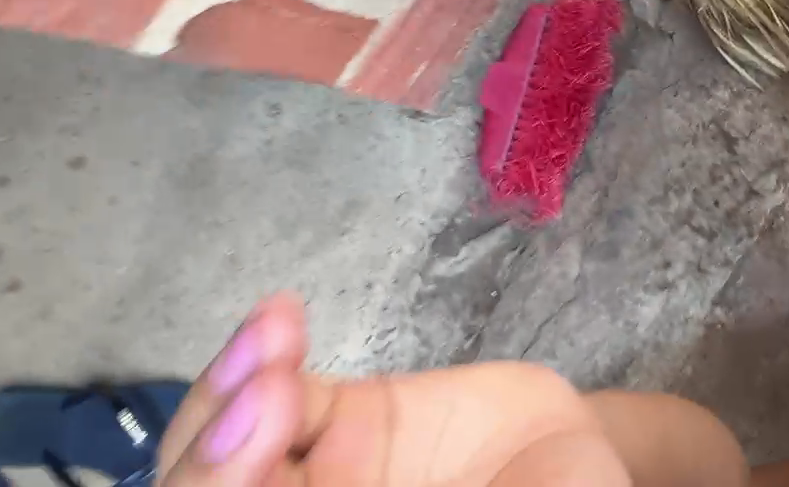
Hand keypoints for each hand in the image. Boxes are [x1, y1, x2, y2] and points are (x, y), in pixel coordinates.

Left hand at [158, 293, 627, 486]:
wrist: (570, 455)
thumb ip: (469, 483)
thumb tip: (368, 460)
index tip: (270, 471)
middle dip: (218, 470)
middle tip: (272, 408)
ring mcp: (310, 480)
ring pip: (218, 454)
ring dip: (225, 408)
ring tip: (271, 358)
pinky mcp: (334, 417)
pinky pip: (275, 390)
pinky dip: (262, 357)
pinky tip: (281, 319)